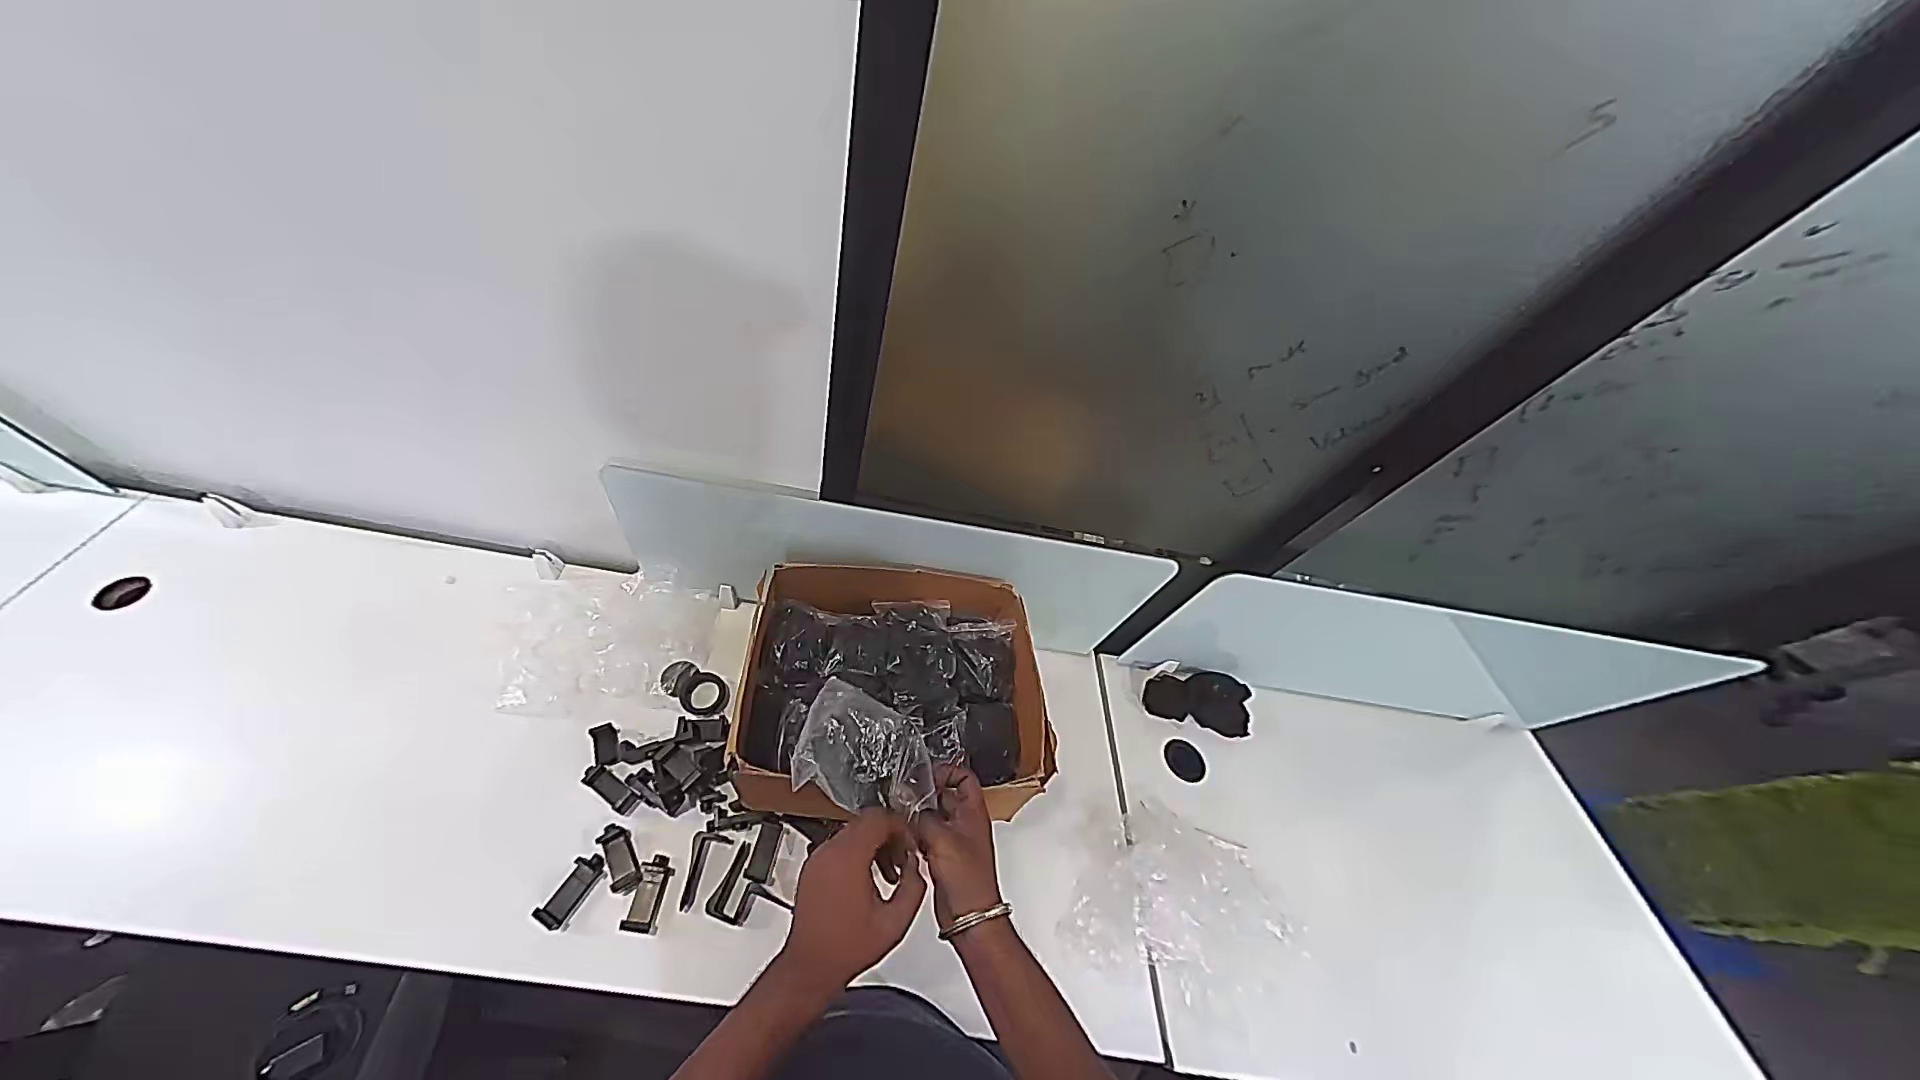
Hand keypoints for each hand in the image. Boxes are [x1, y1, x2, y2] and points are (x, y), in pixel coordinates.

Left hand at [776, 809, 925, 990]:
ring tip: (888, 873)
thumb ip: (914, 886)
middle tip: (903, 858)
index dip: (900, 826)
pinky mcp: (812, 868)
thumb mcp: (895, 921)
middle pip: (866, 822)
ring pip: (853, 833)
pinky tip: (868, 880)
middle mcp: (829, 851)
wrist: (810, 967)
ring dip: (875, 846)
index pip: (878, 817)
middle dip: (889, 837)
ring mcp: (817, 858)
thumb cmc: (845, 948)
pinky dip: (858, 854)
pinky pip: (839, 847)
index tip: (909, 842)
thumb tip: (916, 866)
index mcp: (848, 857)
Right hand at [911, 766, 1002, 930]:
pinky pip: (926, 836)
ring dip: (918, 816)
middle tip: (907, 796)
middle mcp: (965, 823)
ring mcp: (954, 839)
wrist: (969, 916)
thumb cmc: (970, 882)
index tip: (927, 776)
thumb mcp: (943, 840)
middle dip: (925, 794)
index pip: (964, 777)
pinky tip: (905, 838)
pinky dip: (915, 834)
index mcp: (973, 812)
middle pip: (944, 796)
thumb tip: (908, 802)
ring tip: (903, 816)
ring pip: (933, 816)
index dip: (947, 772)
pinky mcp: (942, 855)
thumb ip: (923, 817)